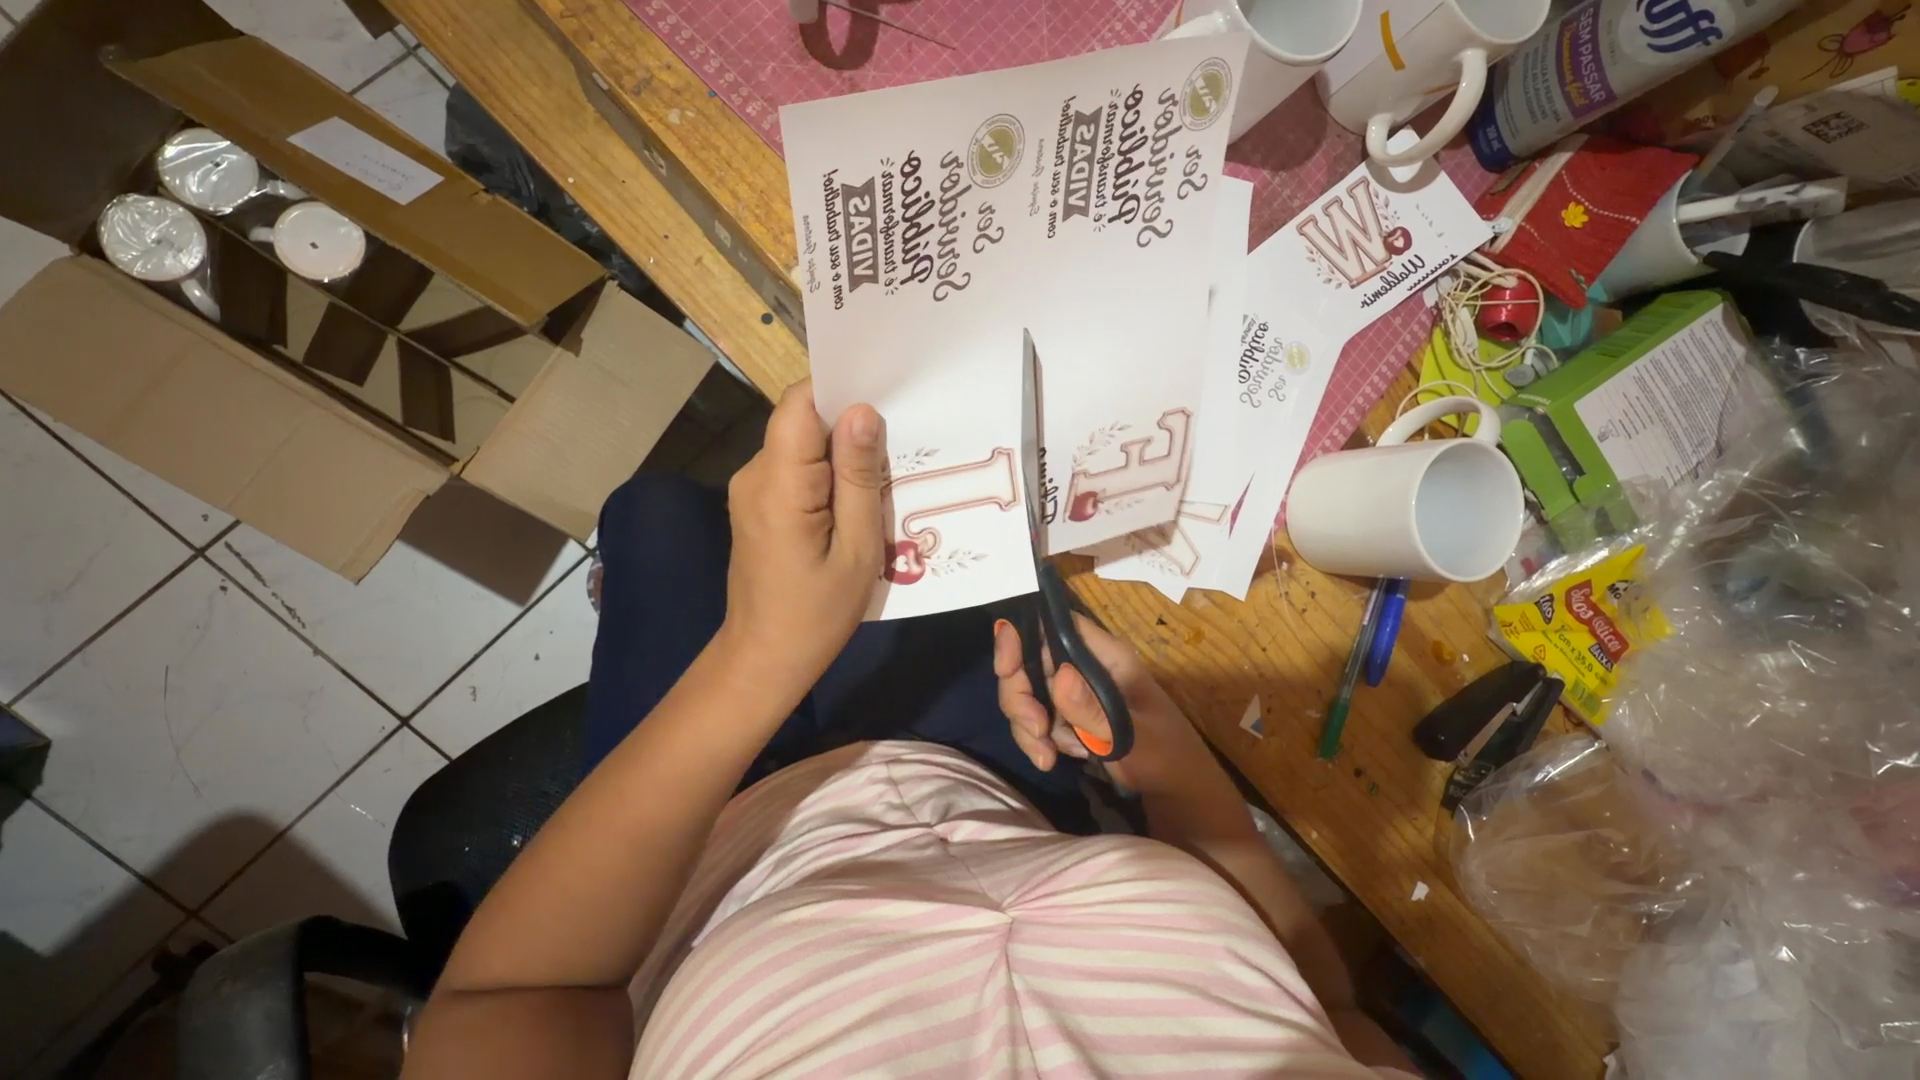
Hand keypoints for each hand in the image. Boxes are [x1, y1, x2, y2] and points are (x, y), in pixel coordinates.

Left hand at [719, 380, 885, 689]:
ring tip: (889, 475)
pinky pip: (796, 471)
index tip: (885, 397)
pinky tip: (859, 500)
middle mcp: (755, 475)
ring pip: (801, 446)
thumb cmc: (816, 614)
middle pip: (802, 422)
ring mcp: (751, 491)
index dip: (840, 391)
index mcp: (778, 484)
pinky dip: (828, 477)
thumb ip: (859, 478)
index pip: (800, 403)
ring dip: (842, 455)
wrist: (765, 658)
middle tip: (902, 441)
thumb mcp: (857, 549)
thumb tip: (863, 411)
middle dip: (850, 426)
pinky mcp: (758, 506)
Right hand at [992, 613, 1201, 788]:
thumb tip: (1058, 675)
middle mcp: (1085, 667)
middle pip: (1030, 661)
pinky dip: (1036, 741)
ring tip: (1047, 757)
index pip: (1056, 625)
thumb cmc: (1165, 757)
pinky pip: (1034, 721)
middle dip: (1020, 696)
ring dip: (1027, 726)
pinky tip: (1054, 761)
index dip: (1022, 635)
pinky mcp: (1067, 719)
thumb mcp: (1131, 737)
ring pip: (1027, 695)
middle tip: (1035, 729)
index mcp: (1106, 656)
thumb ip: (1093, 711)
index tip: (1006, 666)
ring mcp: (1073, 694)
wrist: (1178, 797)